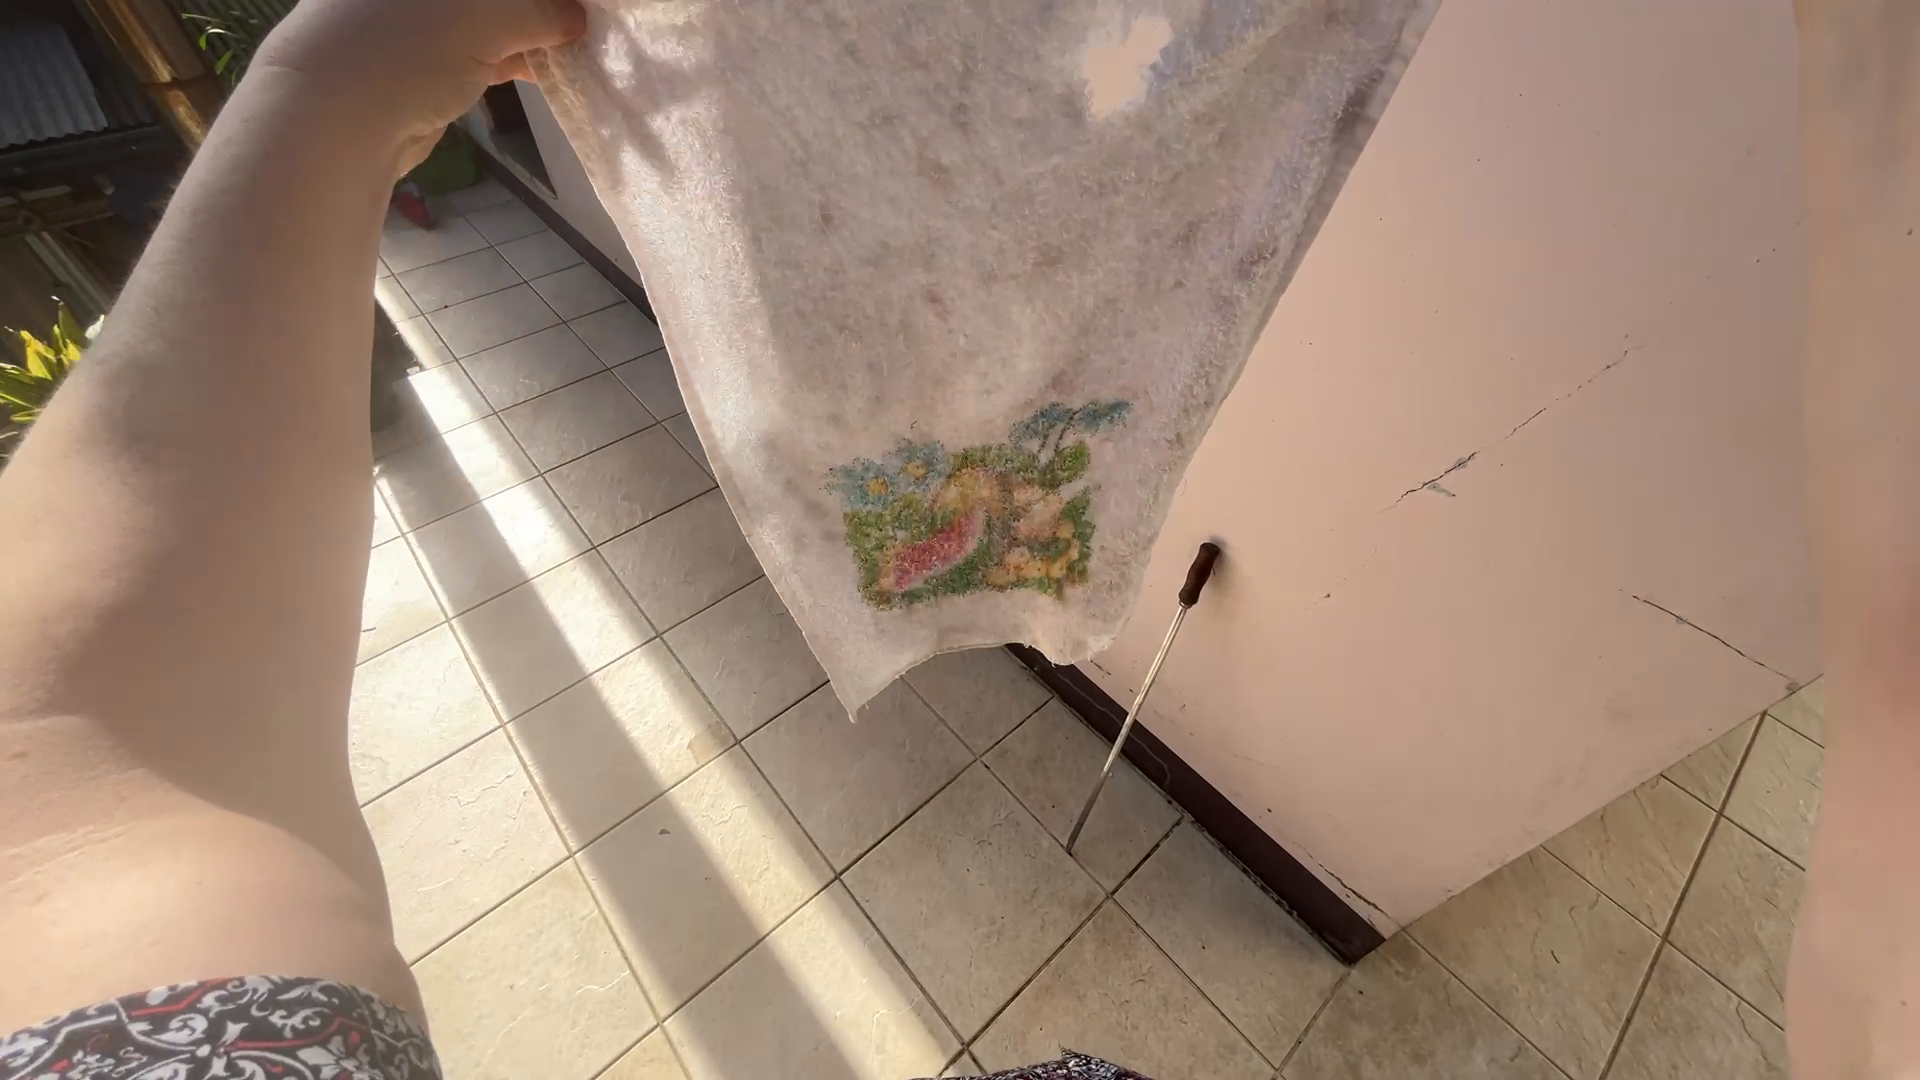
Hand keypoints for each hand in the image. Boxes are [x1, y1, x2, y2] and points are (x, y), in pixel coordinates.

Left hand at [252, 0, 587, 171]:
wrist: (343, 116)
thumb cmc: (402, 49)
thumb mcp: (478, 18)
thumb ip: (534, 12)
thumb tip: (578, 17)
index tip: (586, 4)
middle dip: (546, 7)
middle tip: (589, 27)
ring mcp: (428, 17)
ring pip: (500, 18)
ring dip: (540, 33)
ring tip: (582, 49)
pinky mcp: (438, 57)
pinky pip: (492, 49)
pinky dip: (524, 58)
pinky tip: (554, 70)